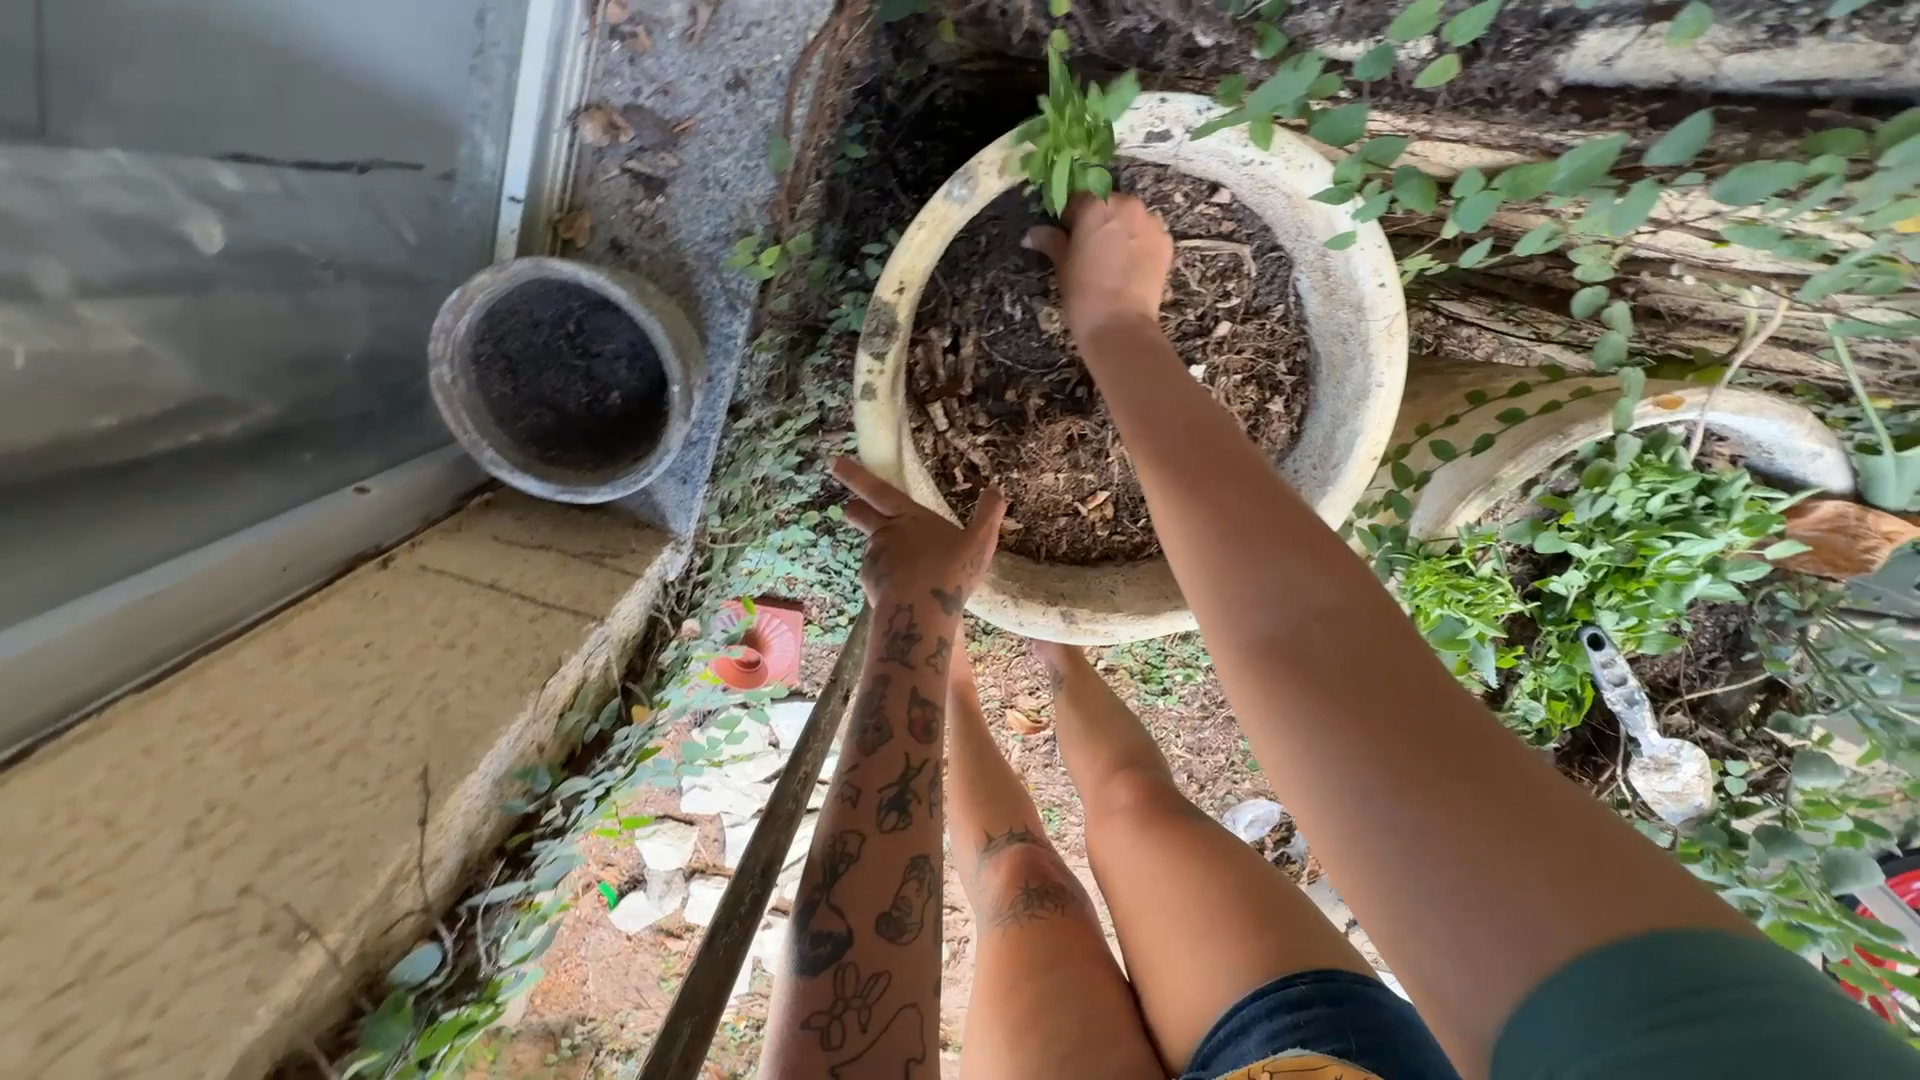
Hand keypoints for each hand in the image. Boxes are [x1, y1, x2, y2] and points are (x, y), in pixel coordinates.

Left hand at [832, 457, 1005, 606]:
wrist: (922, 614)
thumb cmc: (950, 572)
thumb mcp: (979, 542)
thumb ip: (988, 514)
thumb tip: (996, 490)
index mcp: (908, 517)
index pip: (877, 489)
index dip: (855, 475)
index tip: (833, 462)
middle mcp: (885, 534)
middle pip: (860, 515)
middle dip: (855, 509)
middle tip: (850, 507)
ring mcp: (874, 560)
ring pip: (872, 549)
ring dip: (881, 552)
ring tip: (906, 568)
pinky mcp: (870, 586)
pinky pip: (877, 577)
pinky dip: (886, 580)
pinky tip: (905, 590)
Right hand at [1023, 191, 1174, 340]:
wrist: (1120, 324)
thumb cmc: (1083, 292)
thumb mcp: (1062, 265)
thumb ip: (1050, 241)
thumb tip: (1032, 234)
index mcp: (1096, 204)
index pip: (1078, 199)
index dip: (1069, 216)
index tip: (1065, 234)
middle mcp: (1127, 205)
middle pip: (1108, 205)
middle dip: (1098, 221)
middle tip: (1089, 249)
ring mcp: (1151, 223)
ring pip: (1131, 219)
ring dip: (1121, 230)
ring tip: (1112, 260)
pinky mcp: (1166, 243)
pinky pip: (1147, 235)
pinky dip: (1139, 244)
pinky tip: (1129, 267)